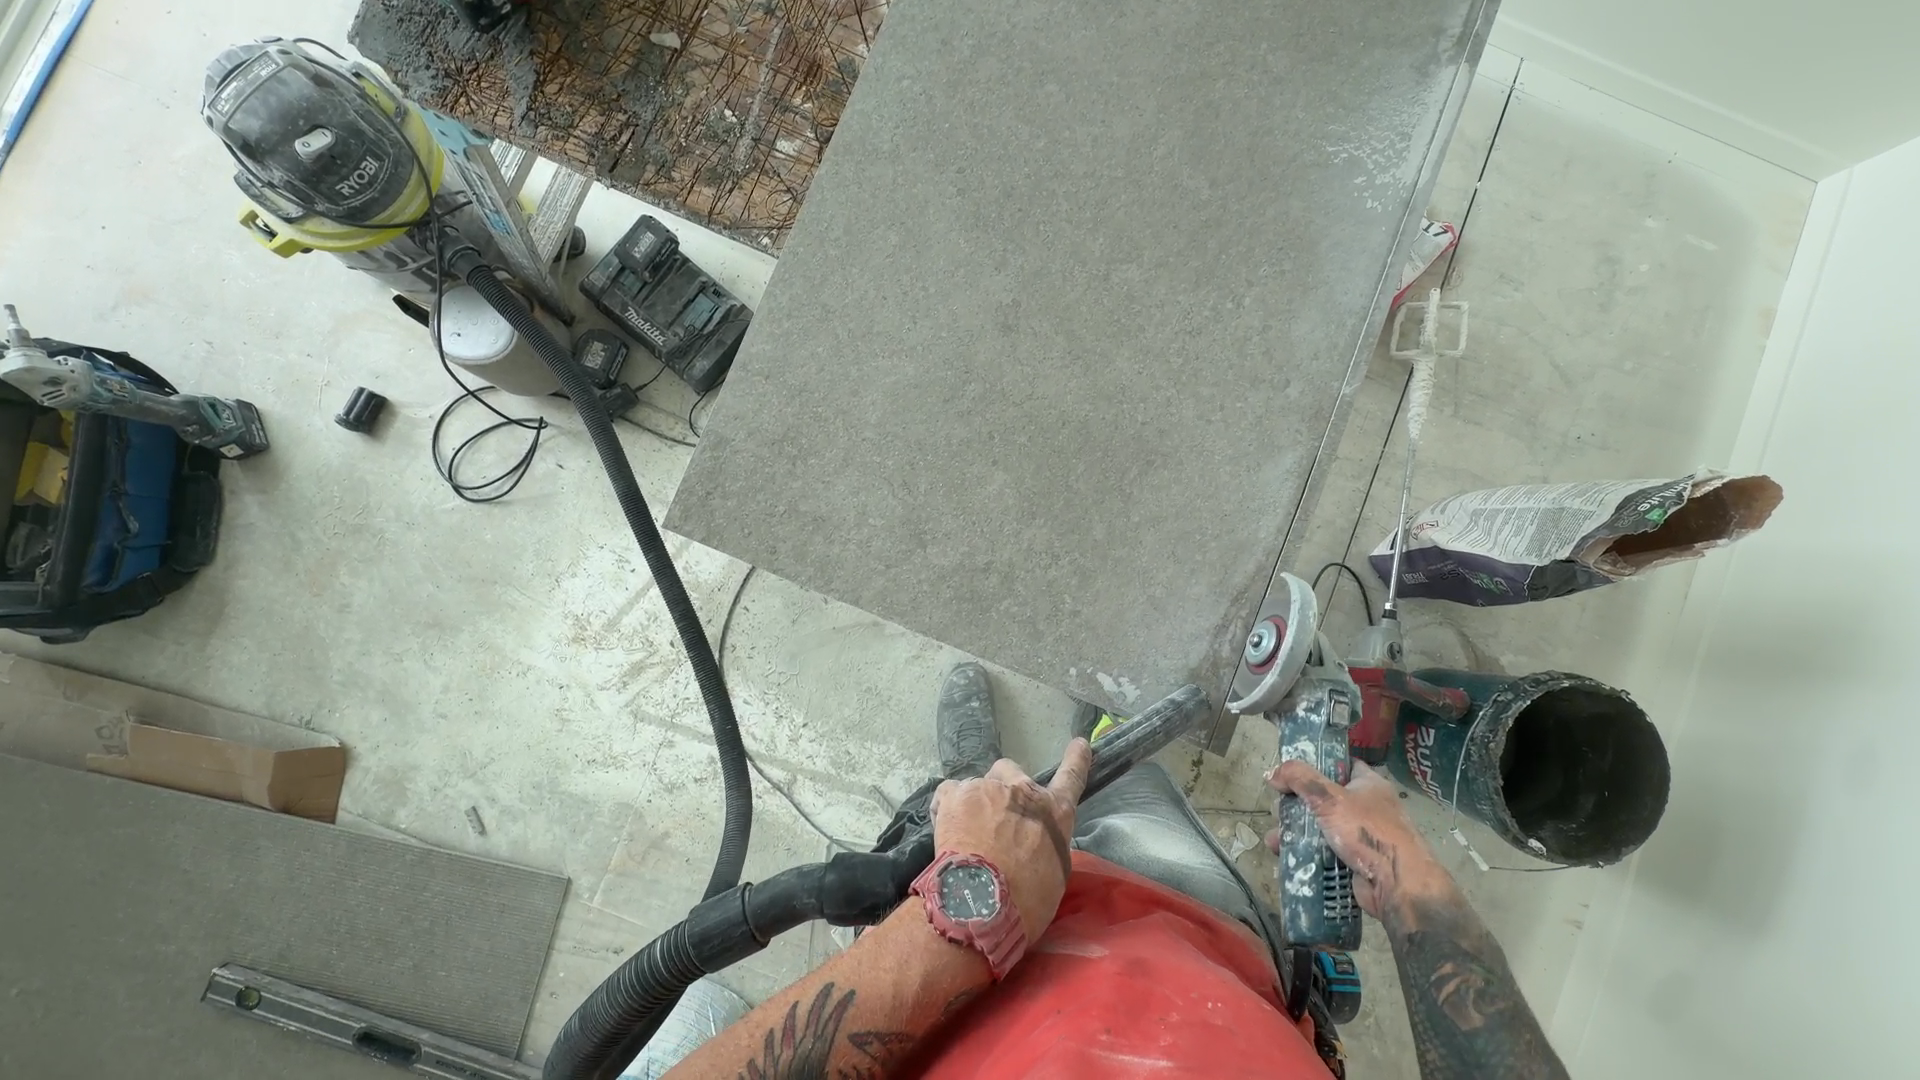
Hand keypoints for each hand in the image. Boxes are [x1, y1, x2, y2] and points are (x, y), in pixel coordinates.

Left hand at [930, 739, 1091, 939]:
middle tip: (996, 818)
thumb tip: (1035, 844)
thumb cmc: (1027, 899)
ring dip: (975, 802)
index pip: (1071, 778)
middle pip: (1011, 772)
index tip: (1079, 744)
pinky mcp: (956, 794)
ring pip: (979, 783)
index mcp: (1054, 812)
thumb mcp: (1054, 874)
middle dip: (1004, 788)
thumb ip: (1046, 846)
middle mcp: (1023, 791)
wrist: (984, 903)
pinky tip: (946, 829)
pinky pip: (950, 791)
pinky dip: (947, 807)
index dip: (1076, 760)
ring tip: (967, 834)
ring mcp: (988, 788)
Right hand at [1266, 759, 1455, 917]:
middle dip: (1296, 805)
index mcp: (1369, 785)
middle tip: (1279, 810)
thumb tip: (1273, 774)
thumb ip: (1299, 778)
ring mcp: (1360, 836)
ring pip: (1319, 826)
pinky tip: (1282, 854)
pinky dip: (1303, 852)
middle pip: (1323, 797)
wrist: (1399, 887)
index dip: (1315, 763)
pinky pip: (1322, 851)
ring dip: (1294, 831)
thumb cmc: (1368, 832)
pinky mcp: (1354, 860)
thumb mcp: (1329, 797)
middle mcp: (1366, 807)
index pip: (1341, 764)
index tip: (1290, 771)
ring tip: (1274, 838)